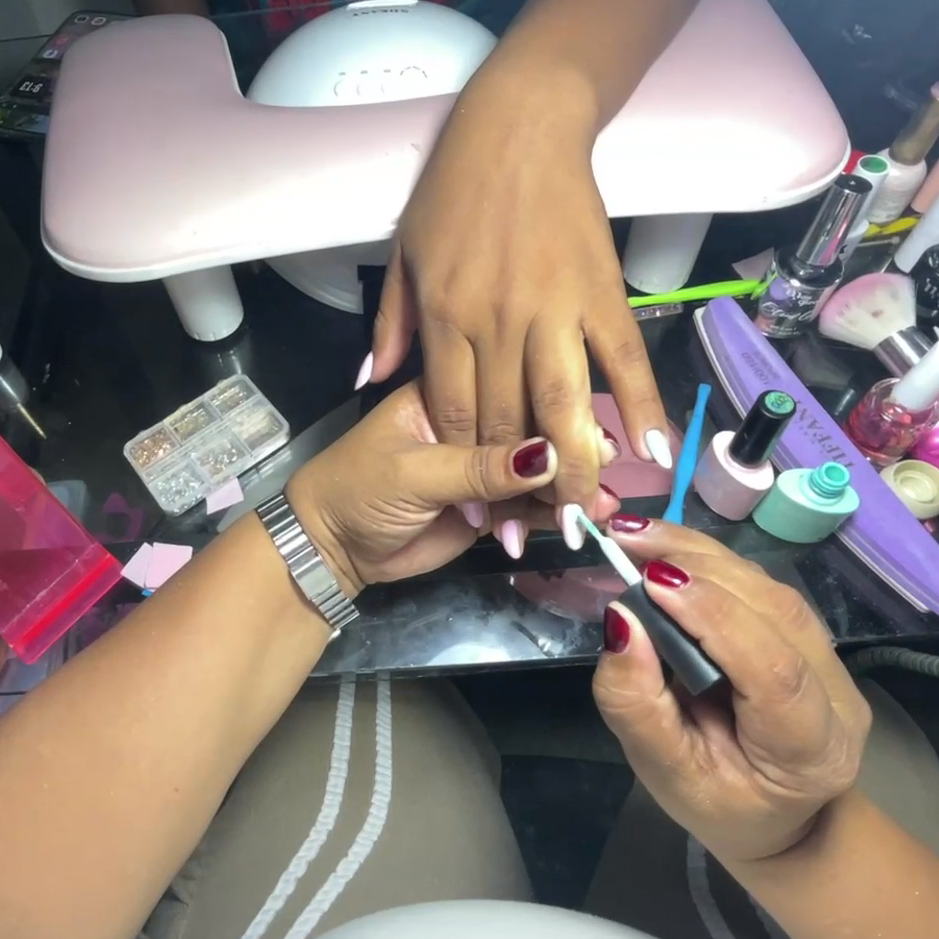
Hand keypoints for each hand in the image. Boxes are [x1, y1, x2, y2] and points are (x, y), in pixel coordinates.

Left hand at [284, 383, 580, 589]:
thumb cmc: (359, 490)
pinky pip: (527, 504)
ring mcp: (481, 464)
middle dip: (568, 450)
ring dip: (568, 486)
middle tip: (604, 467)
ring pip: (535, 470)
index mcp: (446, 393)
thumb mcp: (414, 473)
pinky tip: (583, 519)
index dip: (548, 411)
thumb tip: (548, 457)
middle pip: (530, 430)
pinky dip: (552, 513)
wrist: (334, 547)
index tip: (588, 430)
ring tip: (601, 503)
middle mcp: (470, 421)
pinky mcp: (488, 503)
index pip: (507, 391)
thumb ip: (478, 467)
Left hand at [365, 79, 669, 553]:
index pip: (454, 411)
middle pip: (507, 420)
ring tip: (588, 513)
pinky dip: (637, 405)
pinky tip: (647, 451)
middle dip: (518, 485)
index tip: (480, 510)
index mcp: (444, 317)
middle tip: (537, 534)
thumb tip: (366, 379)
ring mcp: (552, 308)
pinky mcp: (601, 291)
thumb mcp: (402, 253)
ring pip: (563, 403)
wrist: (518, 124)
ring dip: (576, 466)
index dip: (466, 466)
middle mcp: (496, 323)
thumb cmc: (452, 189)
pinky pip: (620, 358)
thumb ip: (388, 323)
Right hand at [590, 518, 870, 862]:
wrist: (778, 816)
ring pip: (769, 587)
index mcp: (809, 750)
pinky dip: (707, 558)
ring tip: (633, 534)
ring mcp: (830, 659)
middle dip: (698, 568)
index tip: (648, 580)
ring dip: (699, 552)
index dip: (715, 617)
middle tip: (625, 543)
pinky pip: (760, 583)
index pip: (774, 670)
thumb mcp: (663, 771)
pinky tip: (662, 547)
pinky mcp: (807, 633)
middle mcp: (838, 696)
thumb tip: (620, 621)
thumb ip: (637, 704)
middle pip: (776, 611)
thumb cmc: (718, 802)